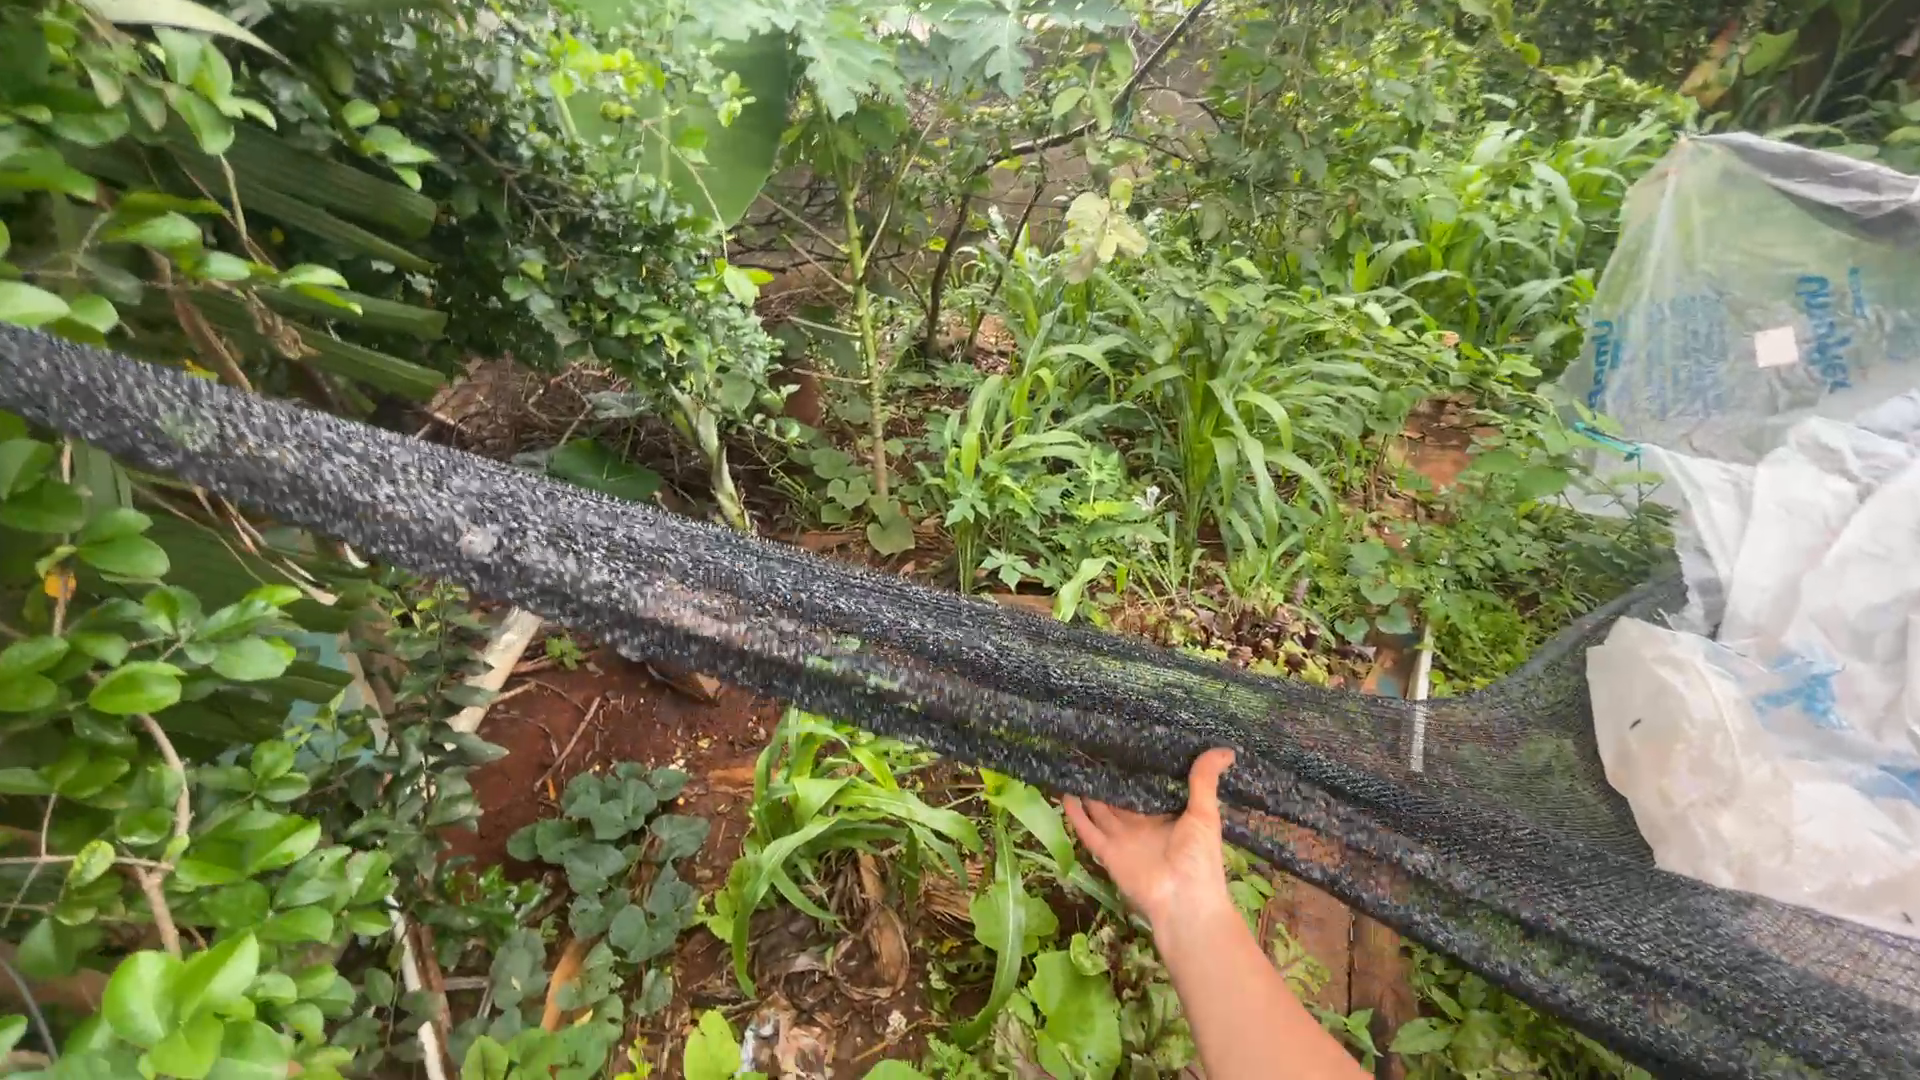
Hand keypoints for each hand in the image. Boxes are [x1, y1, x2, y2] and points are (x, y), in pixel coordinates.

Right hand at [1063, 748, 1235, 929]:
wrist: (1185, 902)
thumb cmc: (1199, 858)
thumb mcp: (1204, 814)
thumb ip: (1204, 781)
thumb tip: (1226, 749)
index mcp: (1166, 818)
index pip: (1147, 790)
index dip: (1137, 770)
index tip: (1126, 743)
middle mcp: (1142, 827)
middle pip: (1120, 799)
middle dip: (1108, 778)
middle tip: (1094, 749)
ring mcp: (1123, 840)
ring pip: (1100, 811)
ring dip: (1088, 792)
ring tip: (1075, 765)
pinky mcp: (1108, 853)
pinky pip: (1087, 830)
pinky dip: (1075, 815)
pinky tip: (1065, 793)